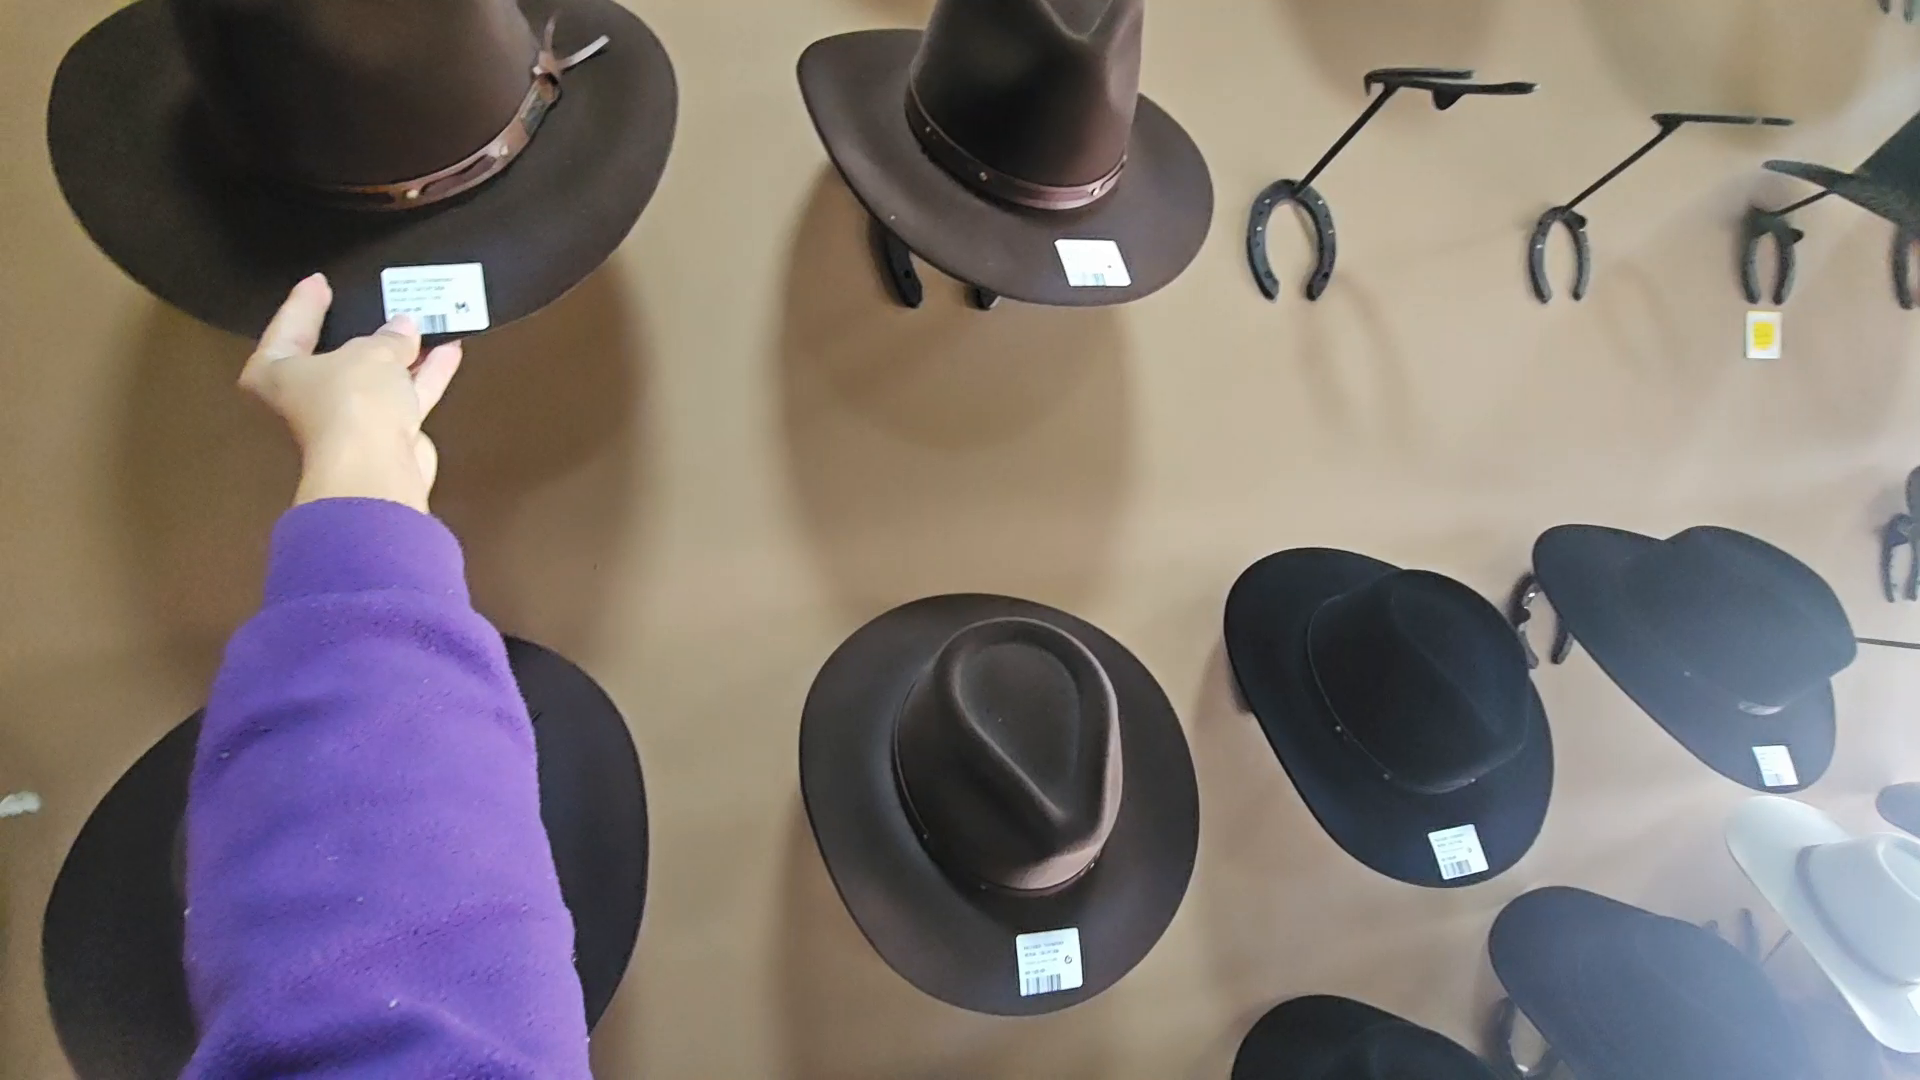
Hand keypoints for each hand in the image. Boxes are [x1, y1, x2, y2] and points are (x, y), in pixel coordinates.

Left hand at [241, 274, 462, 512]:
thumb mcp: (369, 352)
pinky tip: (448, 352)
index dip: (307, 302)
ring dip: (406, 353)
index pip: (291, 326)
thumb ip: (389, 337)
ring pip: (380, 376)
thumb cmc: (350, 399)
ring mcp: (351, 416)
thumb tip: (406, 326)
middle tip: (382, 305)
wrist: (378, 464)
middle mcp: (309, 395)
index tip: (320, 281)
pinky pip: (408, 393)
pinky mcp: (388, 432)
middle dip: (367, 332)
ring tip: (428, 325)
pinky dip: (427, 373)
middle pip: (339, 354)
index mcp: (276, 371)